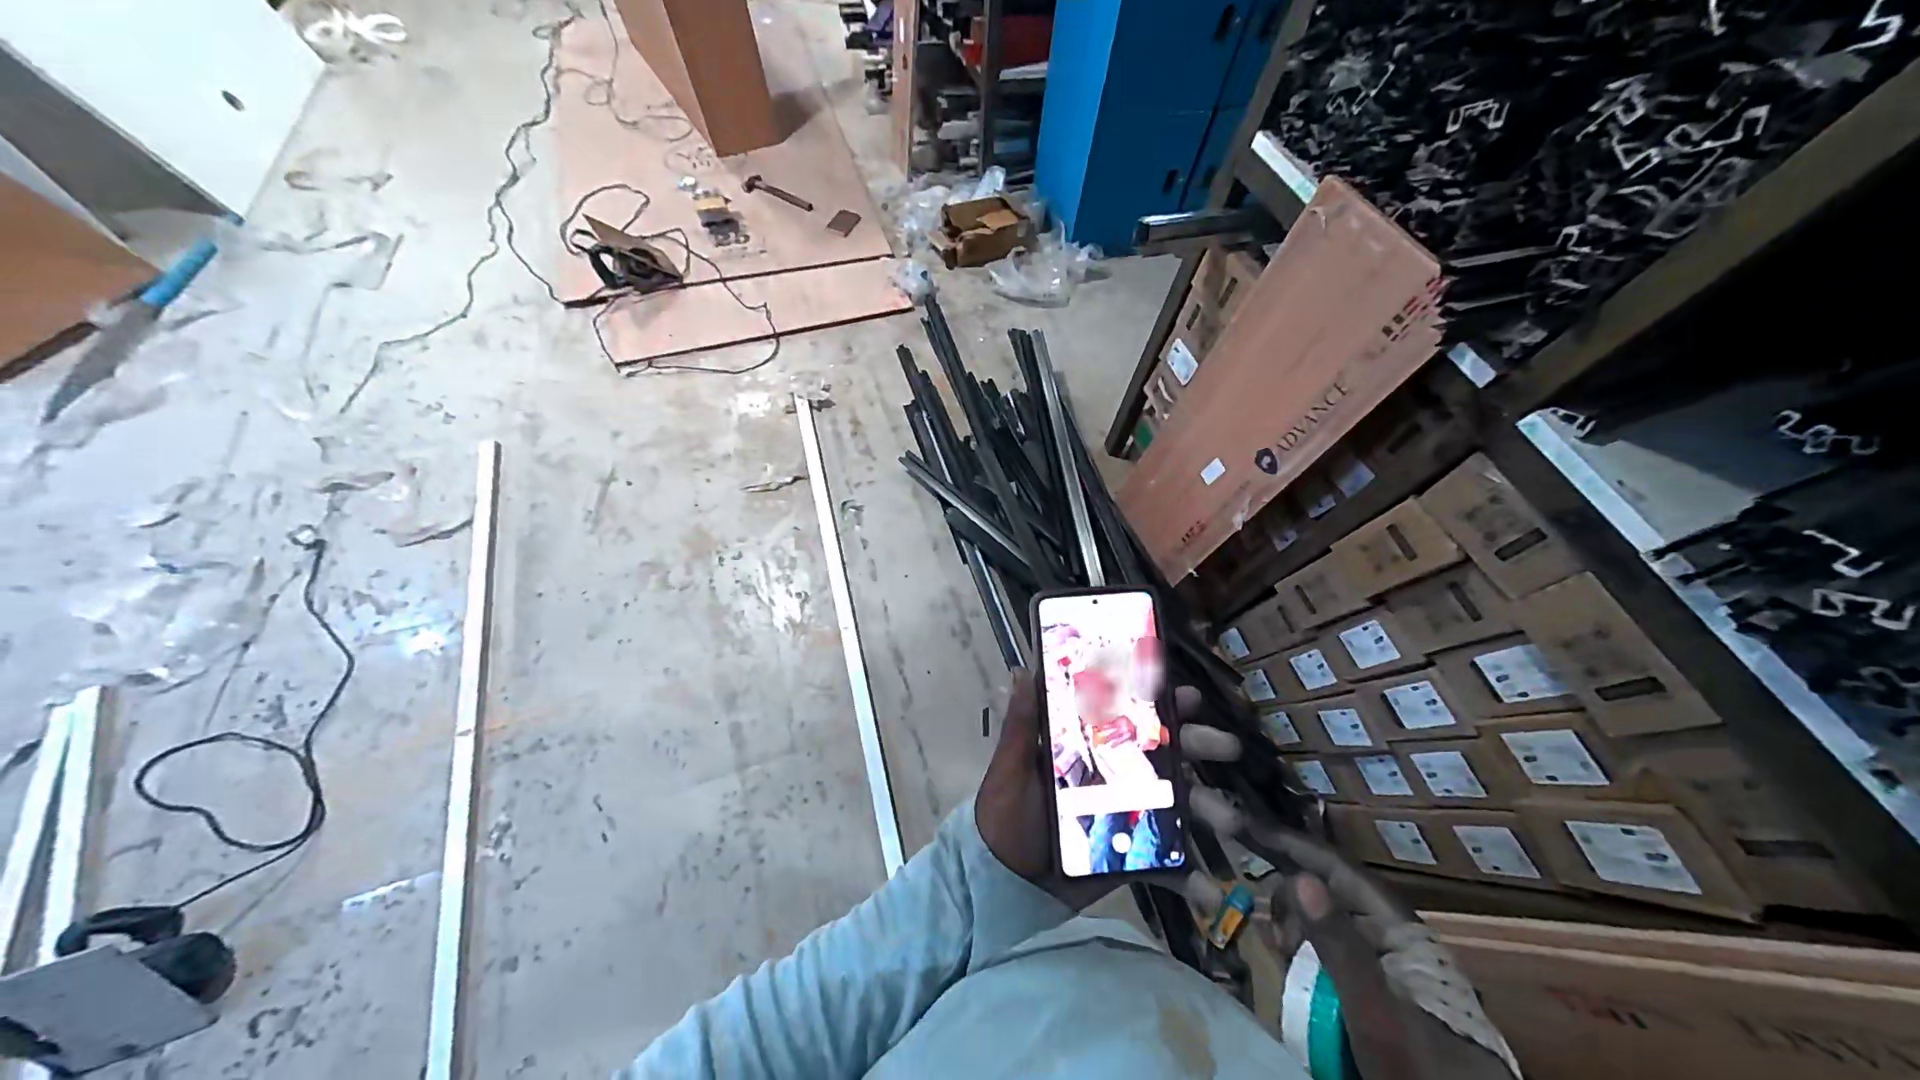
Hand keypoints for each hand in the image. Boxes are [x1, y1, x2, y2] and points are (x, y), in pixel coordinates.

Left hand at [974, 675, 1235, 908]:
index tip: (1188, 695)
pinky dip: (1188, 876)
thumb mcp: (1010, 768)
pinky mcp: (1132, 855)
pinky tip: (1207, 892)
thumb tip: (1023, 668)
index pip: (1129, 714)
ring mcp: (1128, 815)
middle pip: (1165, 753)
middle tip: (1225, 747)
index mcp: (1088, 748)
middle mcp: (1114, 775)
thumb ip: (1021, 724)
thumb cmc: (1005, 817)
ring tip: (1231, 820)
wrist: (1004, 886)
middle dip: (1198, 746)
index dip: (1159, 701)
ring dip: (1208, 808)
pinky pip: (1166, 864)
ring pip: (1177, 804)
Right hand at [1187, 788, 1518, 1079]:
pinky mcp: (1375, 997)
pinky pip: (1326, 956)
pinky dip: (1300, 951)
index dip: (1292, 843)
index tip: (1245, 824)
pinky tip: (1283, 961)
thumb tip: (1299, 879)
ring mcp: (1384, 970)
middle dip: (1288, 891)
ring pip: (1325, 922)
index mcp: (1400, 931)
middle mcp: (1391, 940)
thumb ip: (1340, 948)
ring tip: (1275, 949)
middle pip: (1328, 892)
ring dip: (1292, 923)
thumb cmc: (1421, 1072)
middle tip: (1260, 916)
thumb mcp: (1377, 1014)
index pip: (1338, 869)